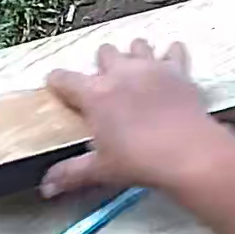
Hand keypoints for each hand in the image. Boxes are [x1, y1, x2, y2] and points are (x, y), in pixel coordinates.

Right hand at [38, 40, 233, 195]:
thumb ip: (71, 173)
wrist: (189, 151)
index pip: (63, 78)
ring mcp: (152, 68)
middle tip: (107, 80)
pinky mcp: (179, 71)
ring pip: (137, 46)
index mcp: (94, 94)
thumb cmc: (139, 160)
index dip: (57, 82)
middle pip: (104, 53)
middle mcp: (120, 73)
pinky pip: (174, 51)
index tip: (57, 87)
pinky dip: (172, 51)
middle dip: (103, 62)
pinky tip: (173, 52)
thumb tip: (46, 188)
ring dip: (135, 52)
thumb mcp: (101, 169)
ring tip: (136, 64)